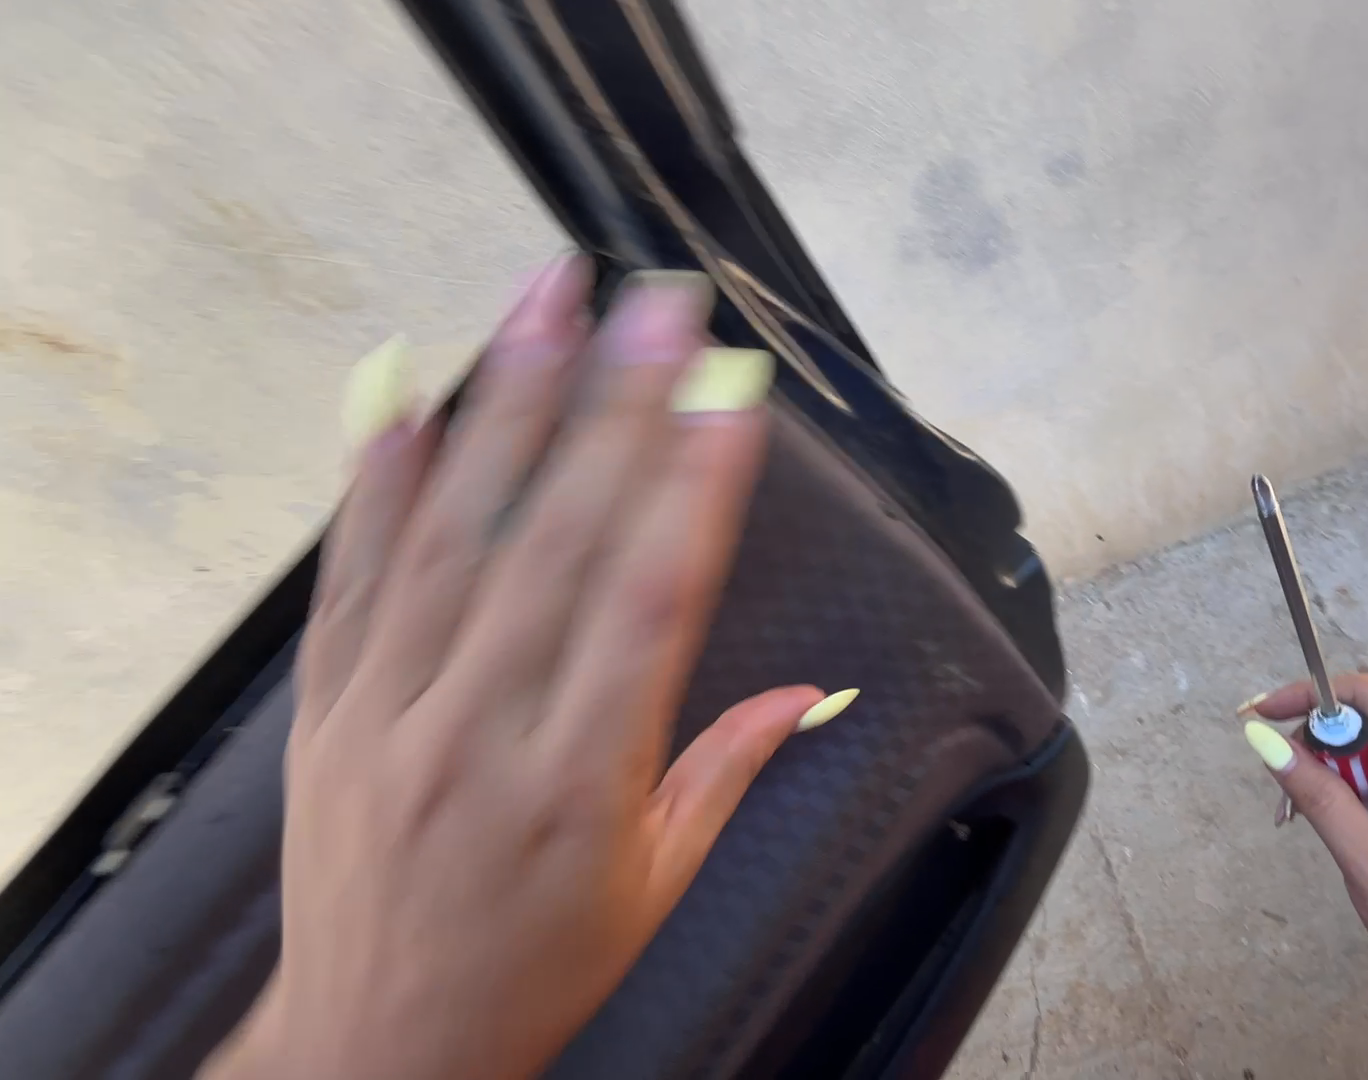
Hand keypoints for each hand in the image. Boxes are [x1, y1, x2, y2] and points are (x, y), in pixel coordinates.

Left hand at [202, 259, 851, 1079]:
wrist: (371, 1050)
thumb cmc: (541, 962)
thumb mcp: (660, 880)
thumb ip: (730, 767)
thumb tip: (815, 693)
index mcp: (585, 775)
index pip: (651, 604)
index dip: (696, 493)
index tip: (731, 405)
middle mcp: (483, 724)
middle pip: (558, 539)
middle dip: (619, 407)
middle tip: (656, 310)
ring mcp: (391, 707)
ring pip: (456, 531)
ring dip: (510, 401)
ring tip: (548, 302)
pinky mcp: (328, 707)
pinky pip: (354, 576)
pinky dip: (379, 474)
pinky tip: (406, 390)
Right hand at [1243, 674, 1367, 1079]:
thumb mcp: (1364, 861)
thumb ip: (1315, 794)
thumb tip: (1261, 736)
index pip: (1363, 696)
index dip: (1306, 695)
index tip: (1260, 717)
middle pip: (1361, 723)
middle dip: (1312, 748)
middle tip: (1285, 798)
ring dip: (1328, 775)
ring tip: (1309, 822)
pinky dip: (1349, 792)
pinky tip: (1341, 829)